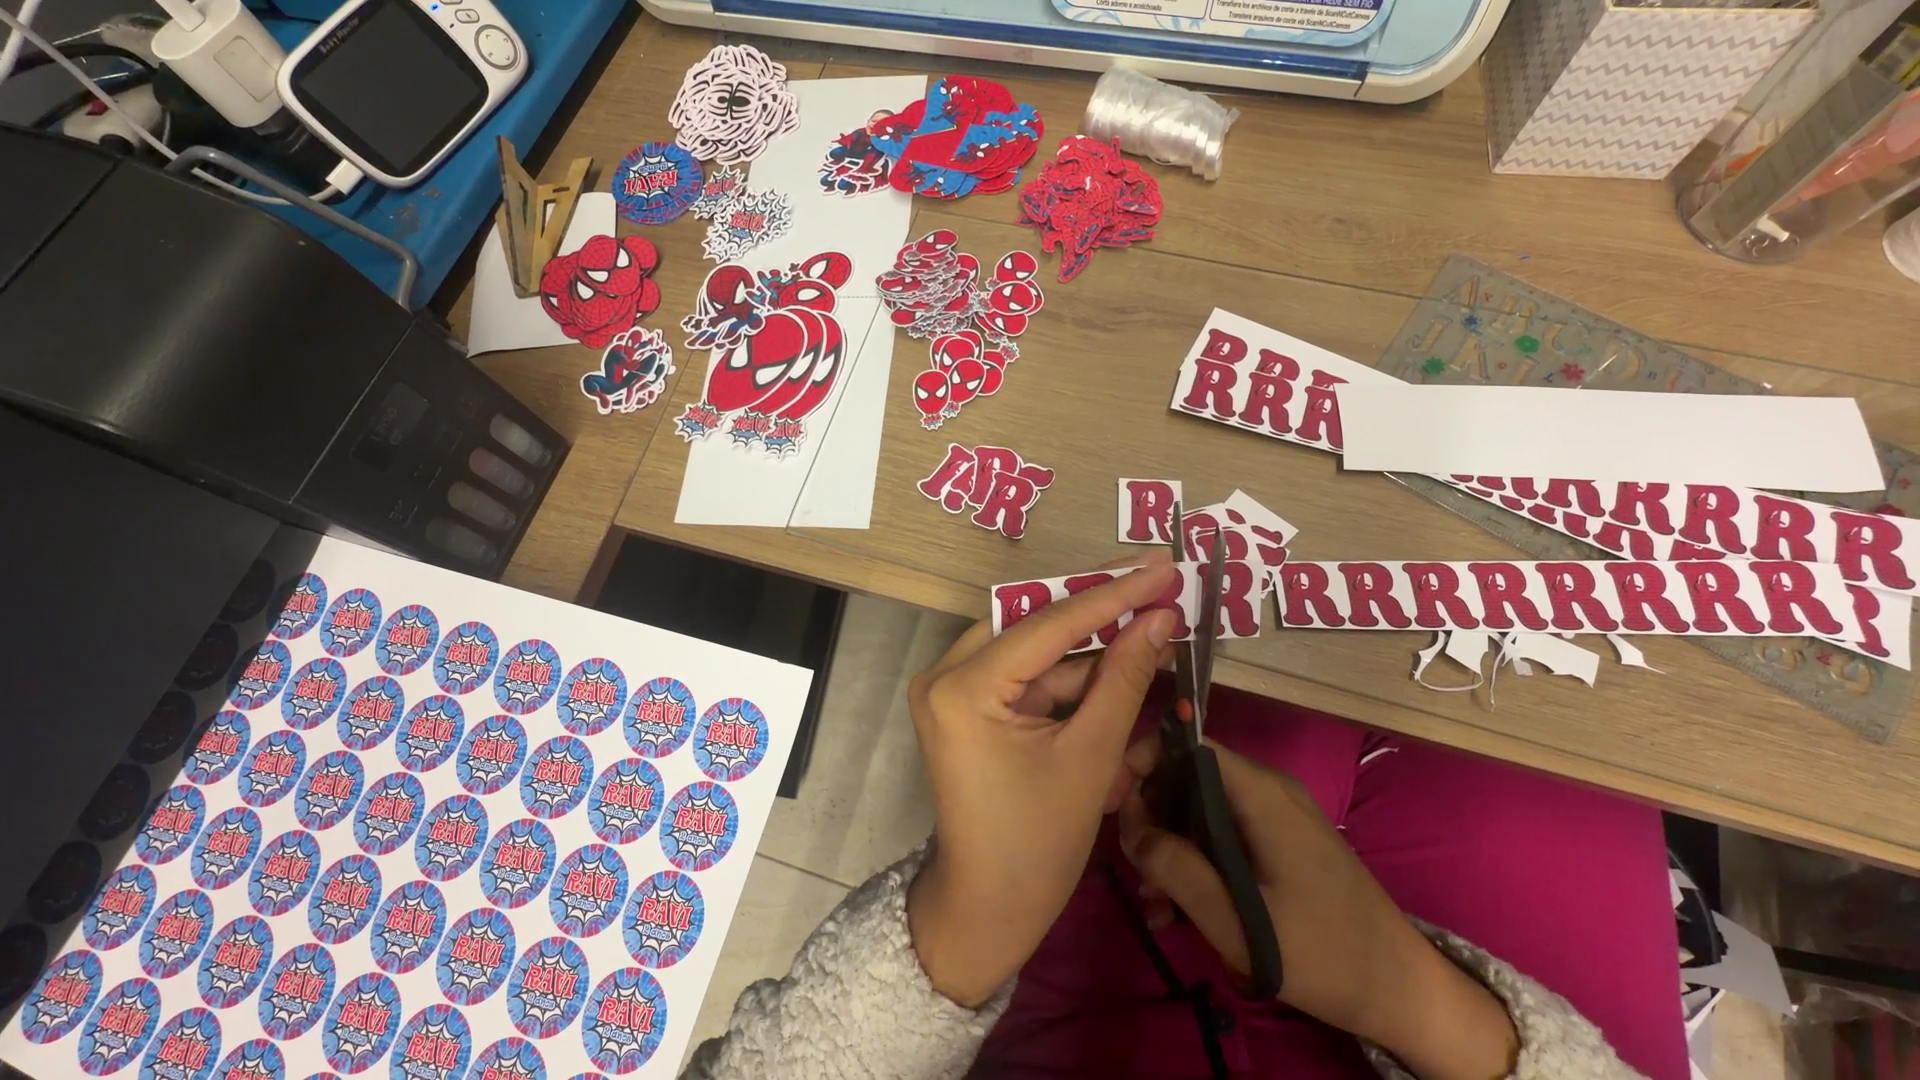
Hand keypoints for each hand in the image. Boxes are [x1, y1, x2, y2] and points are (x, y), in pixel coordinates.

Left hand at [905, 558, 1177, 1007]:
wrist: (988, 908)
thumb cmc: (1038, 843)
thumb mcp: (1090, 756)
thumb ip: (1125, 677)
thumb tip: (1161, 616)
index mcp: (964, 688)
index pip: (1049, 624)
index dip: (1114, 593)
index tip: (1164, 565)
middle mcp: (946, 675)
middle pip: (1039, 626)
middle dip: (1103, 616)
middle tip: (1161, 590)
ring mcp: (953, 689)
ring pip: (1038, 651)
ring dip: (1094, 655)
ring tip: (1155, 638)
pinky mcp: (967, 706)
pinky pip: (1028, 677)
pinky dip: (1073, 683)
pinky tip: (1121, 679)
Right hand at [1117, 741, 1517, 1079]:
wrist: (1402, 992)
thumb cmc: (1322, 953)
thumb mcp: (1237, 919)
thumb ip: (1176, 868)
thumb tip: (1131, 828)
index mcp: (1262, 794)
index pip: (1189, 745)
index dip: (1142, 763)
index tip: (1111, 804)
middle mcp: (1268, 792)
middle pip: (1189, 779)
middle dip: (1152, 819)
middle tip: (1134, 870)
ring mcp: (1276, 818)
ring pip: (1201, 812)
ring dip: (1170, 851)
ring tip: (1154, 906)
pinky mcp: (1280, 845)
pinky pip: (1224, 837)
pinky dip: (1197, 865)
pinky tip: (1177, 913)